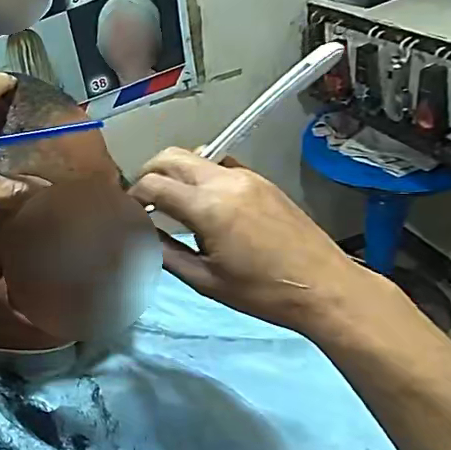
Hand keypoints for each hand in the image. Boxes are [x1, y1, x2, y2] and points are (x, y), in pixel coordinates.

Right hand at [129, 149, 389, 335]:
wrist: (324, 287)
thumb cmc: (263, 293)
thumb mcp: (206, 281)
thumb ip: (167, 253)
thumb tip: (142, 235)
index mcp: (208, 206)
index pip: (153, 184)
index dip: (132, 196)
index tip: (126, 212)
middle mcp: (224, 180)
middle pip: (171, 156)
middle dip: (148, 172)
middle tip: (141, 200)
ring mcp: (246, 176)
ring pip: (196, 156)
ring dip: (175, 171)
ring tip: (170, 201)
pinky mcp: (261, 180)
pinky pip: (220, 165)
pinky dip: (201, 174)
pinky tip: (204, 202)